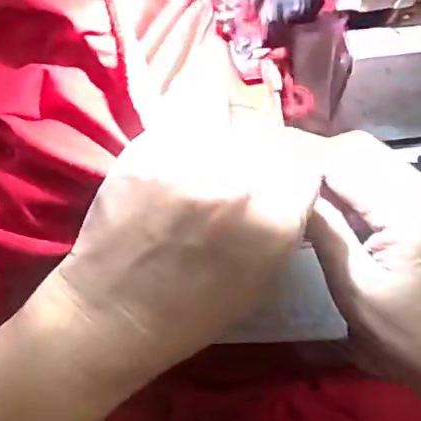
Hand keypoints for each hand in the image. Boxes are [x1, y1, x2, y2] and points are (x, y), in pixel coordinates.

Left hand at [33, 123, 324, 381]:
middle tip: (239, 173)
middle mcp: (239, 180)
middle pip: (268, 135)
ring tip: (205, 164)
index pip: (306, 161)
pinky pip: (185, 108)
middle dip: (261, 153)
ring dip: (225, 135)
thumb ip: (284, 221)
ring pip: (228, 118)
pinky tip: (180, 147)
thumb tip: (293, 183)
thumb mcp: (262, 276)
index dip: (292, 171)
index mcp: (275, 218)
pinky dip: (189, 119)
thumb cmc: (192, 311)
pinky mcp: (148, 147)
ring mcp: (190, 159)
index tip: (278, 180)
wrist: (114, 312)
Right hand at [305, 132, 420, 396]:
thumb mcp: (353, 287)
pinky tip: (334, 204)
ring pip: (373, 158)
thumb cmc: (404, 335)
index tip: (267, 173)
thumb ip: (324, 231)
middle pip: (361, 148)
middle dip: (316, 159)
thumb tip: (290, 190)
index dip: (302, 162)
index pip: (345, 160)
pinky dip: (355, 181)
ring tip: (301, 192)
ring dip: (334, 169)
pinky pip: (387, 176)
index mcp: (411, 210)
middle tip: (281, 182)